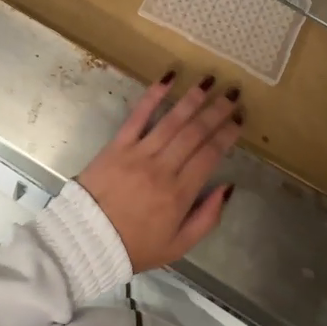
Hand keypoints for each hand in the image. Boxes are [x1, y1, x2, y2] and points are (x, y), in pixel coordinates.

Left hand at [76, 72, 241, 271]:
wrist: (86, 242)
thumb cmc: (135, 246)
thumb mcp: (178, 246)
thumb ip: (207, 218)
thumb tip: (227, 187)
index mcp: (180, 194)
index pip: (210, 155)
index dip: (227, 135)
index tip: (240, 119)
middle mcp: (162, 168)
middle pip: (195, 133)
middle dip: (217, 111)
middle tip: (233, 93)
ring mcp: (139, 153)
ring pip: (171, 120)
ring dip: (192, 98)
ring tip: (209, 81)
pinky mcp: (117, 145)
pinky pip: (138, 116)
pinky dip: (153, 95)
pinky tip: (168, 79)